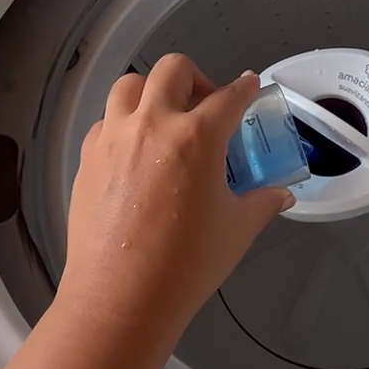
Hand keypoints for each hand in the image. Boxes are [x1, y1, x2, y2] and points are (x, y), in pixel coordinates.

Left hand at [59, 55, 294, 339]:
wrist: (120, 298)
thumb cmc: (187, 263)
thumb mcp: (238, 229)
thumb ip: (262, 202)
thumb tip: (281, 196)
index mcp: (197, 137)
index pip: (230, 97)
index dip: (245, 88)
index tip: (249, 86)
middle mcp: (152, 125)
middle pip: (173, 69)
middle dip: (196, 78)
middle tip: (206, 107)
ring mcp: (114, 139)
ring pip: (129, 85)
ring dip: (153, 92)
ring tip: (165, 119)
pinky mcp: (87, 159)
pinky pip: (106, 122)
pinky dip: (124, 124)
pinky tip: (136, 153)